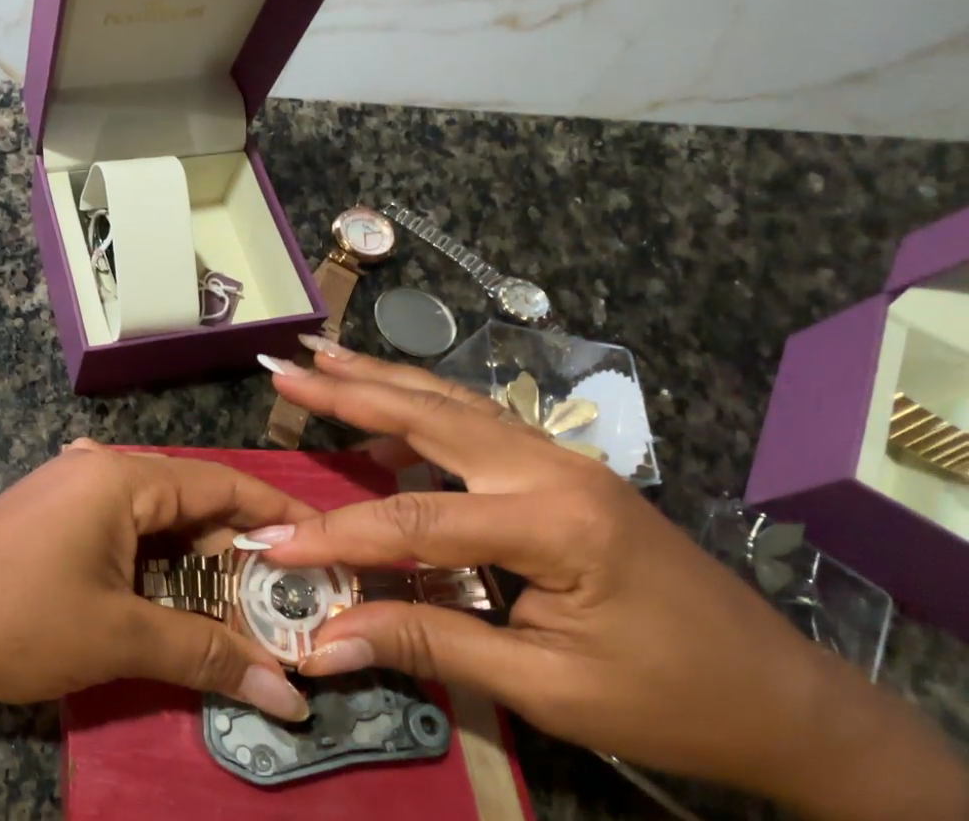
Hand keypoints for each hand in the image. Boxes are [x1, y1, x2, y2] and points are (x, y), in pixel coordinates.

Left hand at [0, 443, 316, 719]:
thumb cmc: (18, 619)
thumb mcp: (119, 636)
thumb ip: (207, 654)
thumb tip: (289, 695)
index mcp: (120, 475)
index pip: (222, 484)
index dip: (279, 518)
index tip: (328, 552)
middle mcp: (98, 467)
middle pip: (190, 504)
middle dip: (237, 557)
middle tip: (287, 607)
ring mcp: (69, 488)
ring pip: (156, 523)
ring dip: (195, 568)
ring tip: (240, 616)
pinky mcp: (51, 515)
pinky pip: (122, 531)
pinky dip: (155, 566)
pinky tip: (173, 603)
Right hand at [257, 343, 967, 820]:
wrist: (787, 701)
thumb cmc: (670, 700)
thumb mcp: (546, 688)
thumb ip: (429, 646)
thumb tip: (324, 643)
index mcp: (554, 523)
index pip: (412, 522)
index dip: (334, 535)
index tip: (270, 543)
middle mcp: (554, 469)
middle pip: (429, 417)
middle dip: (349, 393)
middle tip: (283, 371)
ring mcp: (565, 461)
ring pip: (455, 405)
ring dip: (384, 380)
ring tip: (323, 357)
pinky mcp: (567, 471)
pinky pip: (480, 423)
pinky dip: (424, 406)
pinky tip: (389, 410)